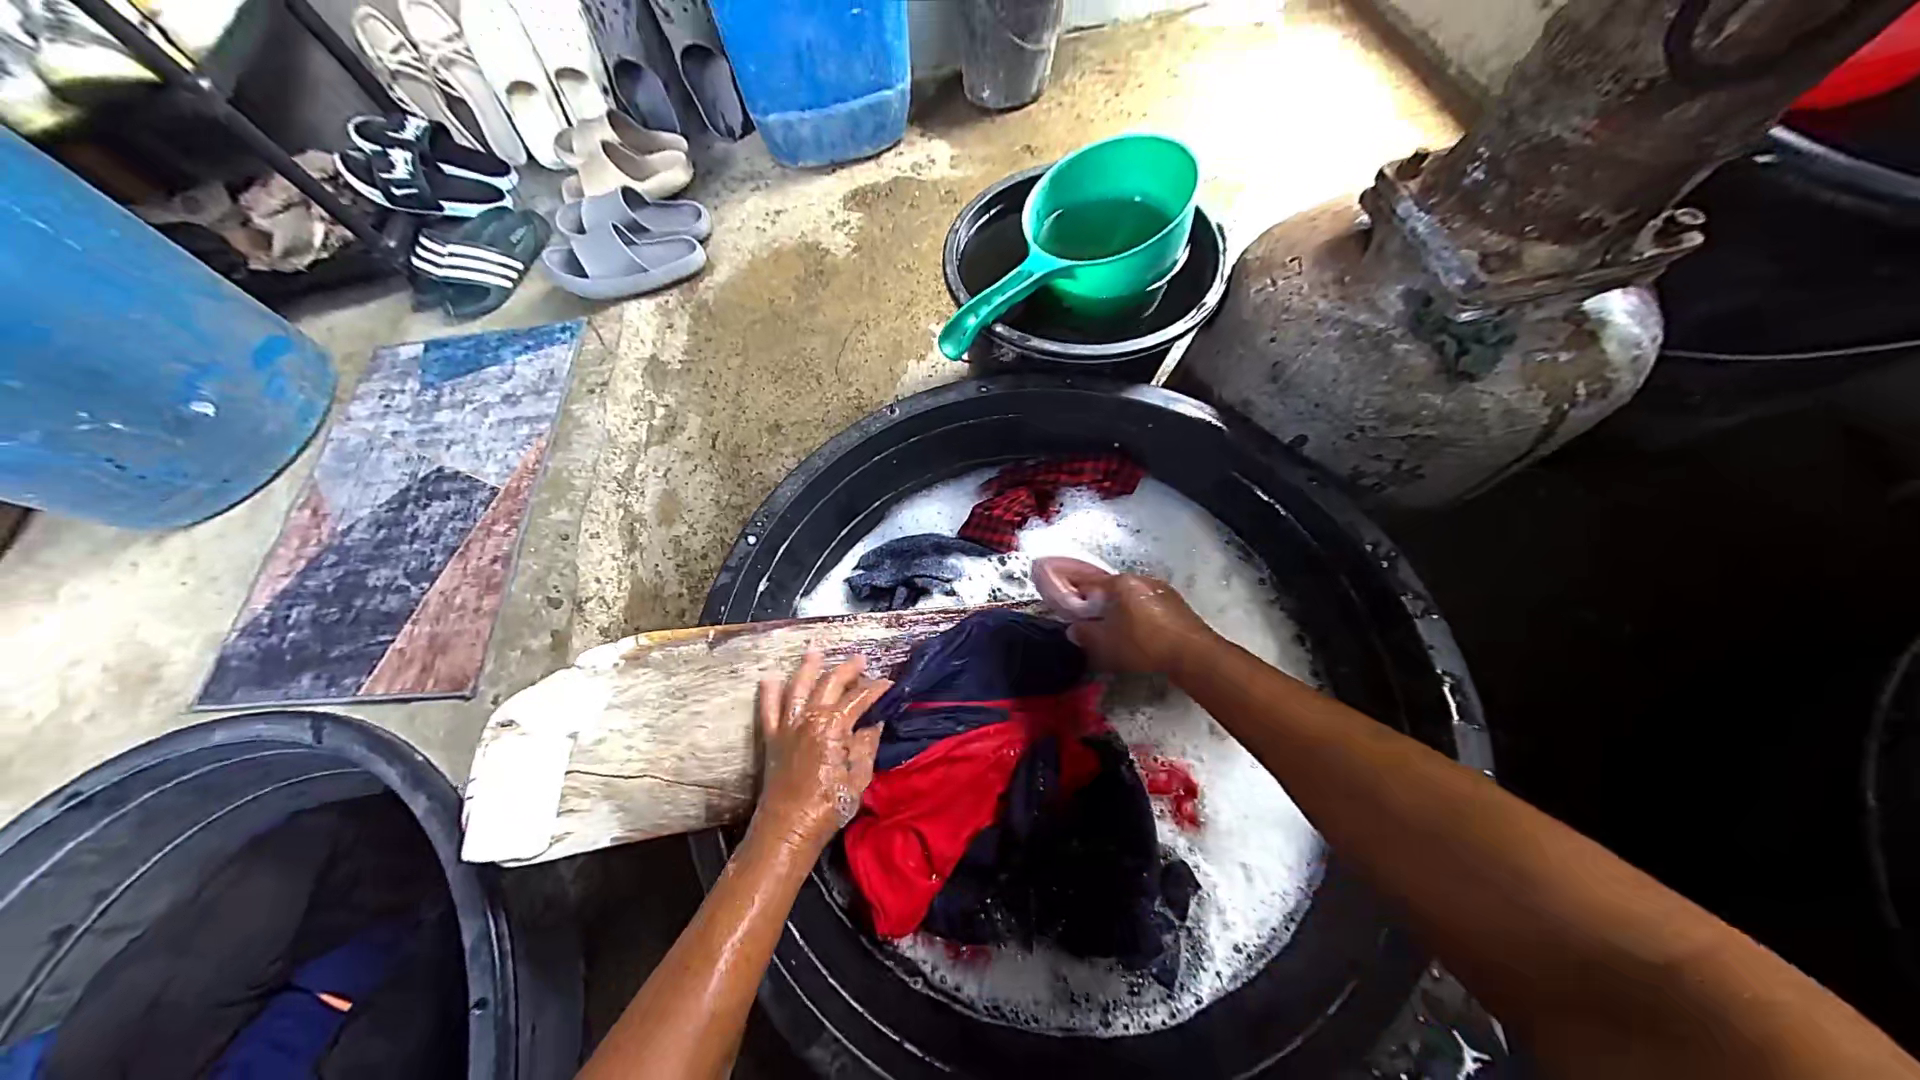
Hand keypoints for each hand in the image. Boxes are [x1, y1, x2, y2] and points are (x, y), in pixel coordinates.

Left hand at [755, 652, 890, 853]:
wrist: (787, 828)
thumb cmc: (829, 805)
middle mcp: (809, 718)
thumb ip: (866, 745)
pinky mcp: (772, 738)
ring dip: (808, 667)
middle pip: (830, 684)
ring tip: (815, 651)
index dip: (876, 689)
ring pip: (797, 687)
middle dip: (848, 669)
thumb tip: (874, 722)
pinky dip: (768, 692)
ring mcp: (788, 726)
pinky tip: (769, 678)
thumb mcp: (859, 776)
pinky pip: (768, 709)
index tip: (889, 684)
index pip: (860, 698)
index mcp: (834, 725)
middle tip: (861, 660)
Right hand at [1032, 557, 1216, 674]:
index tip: (1064, 598)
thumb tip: (1074, 629)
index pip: (1087, 581)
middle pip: (1110, 587)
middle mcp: (1140, 578)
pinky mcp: (1176, 603)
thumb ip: (1085, 634)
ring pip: (1131, 595)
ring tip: (1115, 627)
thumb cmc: (1144, 645)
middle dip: (1098, 600)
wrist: (1193, 654)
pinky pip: (1147, 604)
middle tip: (1090, 618)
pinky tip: (1138, 630)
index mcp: (1120, 583)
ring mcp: (1161, 589)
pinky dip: (1138, 613)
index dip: (1073, 590)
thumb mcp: (1106, 644)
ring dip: (1120, 607)